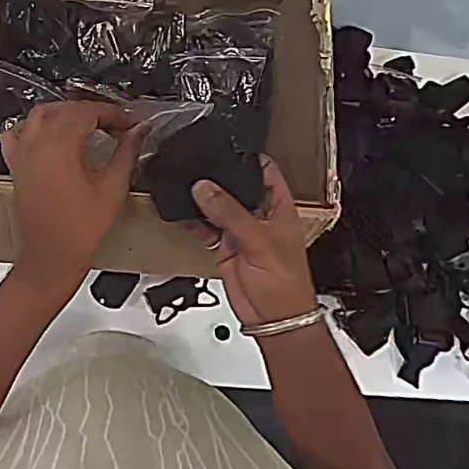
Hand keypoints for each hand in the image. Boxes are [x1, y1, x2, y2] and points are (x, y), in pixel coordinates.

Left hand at [1, 101, 142, 290]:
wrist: (53, 254)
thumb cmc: (79, 229)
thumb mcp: (113, 188)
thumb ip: (126, 153)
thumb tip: (137, 133)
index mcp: (59, 148)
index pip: (87, 112)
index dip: (112, 112)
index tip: (128, 121)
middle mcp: (36, 146)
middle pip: (64, 109)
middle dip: (92, 110)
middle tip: (115, 123)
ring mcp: (22, 154)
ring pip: (40, 115)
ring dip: (65, 112)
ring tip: (88, 123)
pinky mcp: (17, 166)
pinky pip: (19, 133)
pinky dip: (35, 126)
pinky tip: (51, 134)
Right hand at [186, 156, 317, 327]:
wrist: (273, 319)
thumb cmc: (285, 284)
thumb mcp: (259, 241)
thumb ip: (230, 213)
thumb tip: (206, 189)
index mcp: (279, 207)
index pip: (264, 171)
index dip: (247, 158)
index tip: (225, 149)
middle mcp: (259, 216)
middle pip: (236, 187)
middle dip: (217, 179)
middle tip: (196, 167)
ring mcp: (241, 231)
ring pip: (217, 207)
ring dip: (202, 201)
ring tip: (184, 189)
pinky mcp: (225, 247)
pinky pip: (206, 228)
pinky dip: (194, 222)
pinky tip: (183, 215)